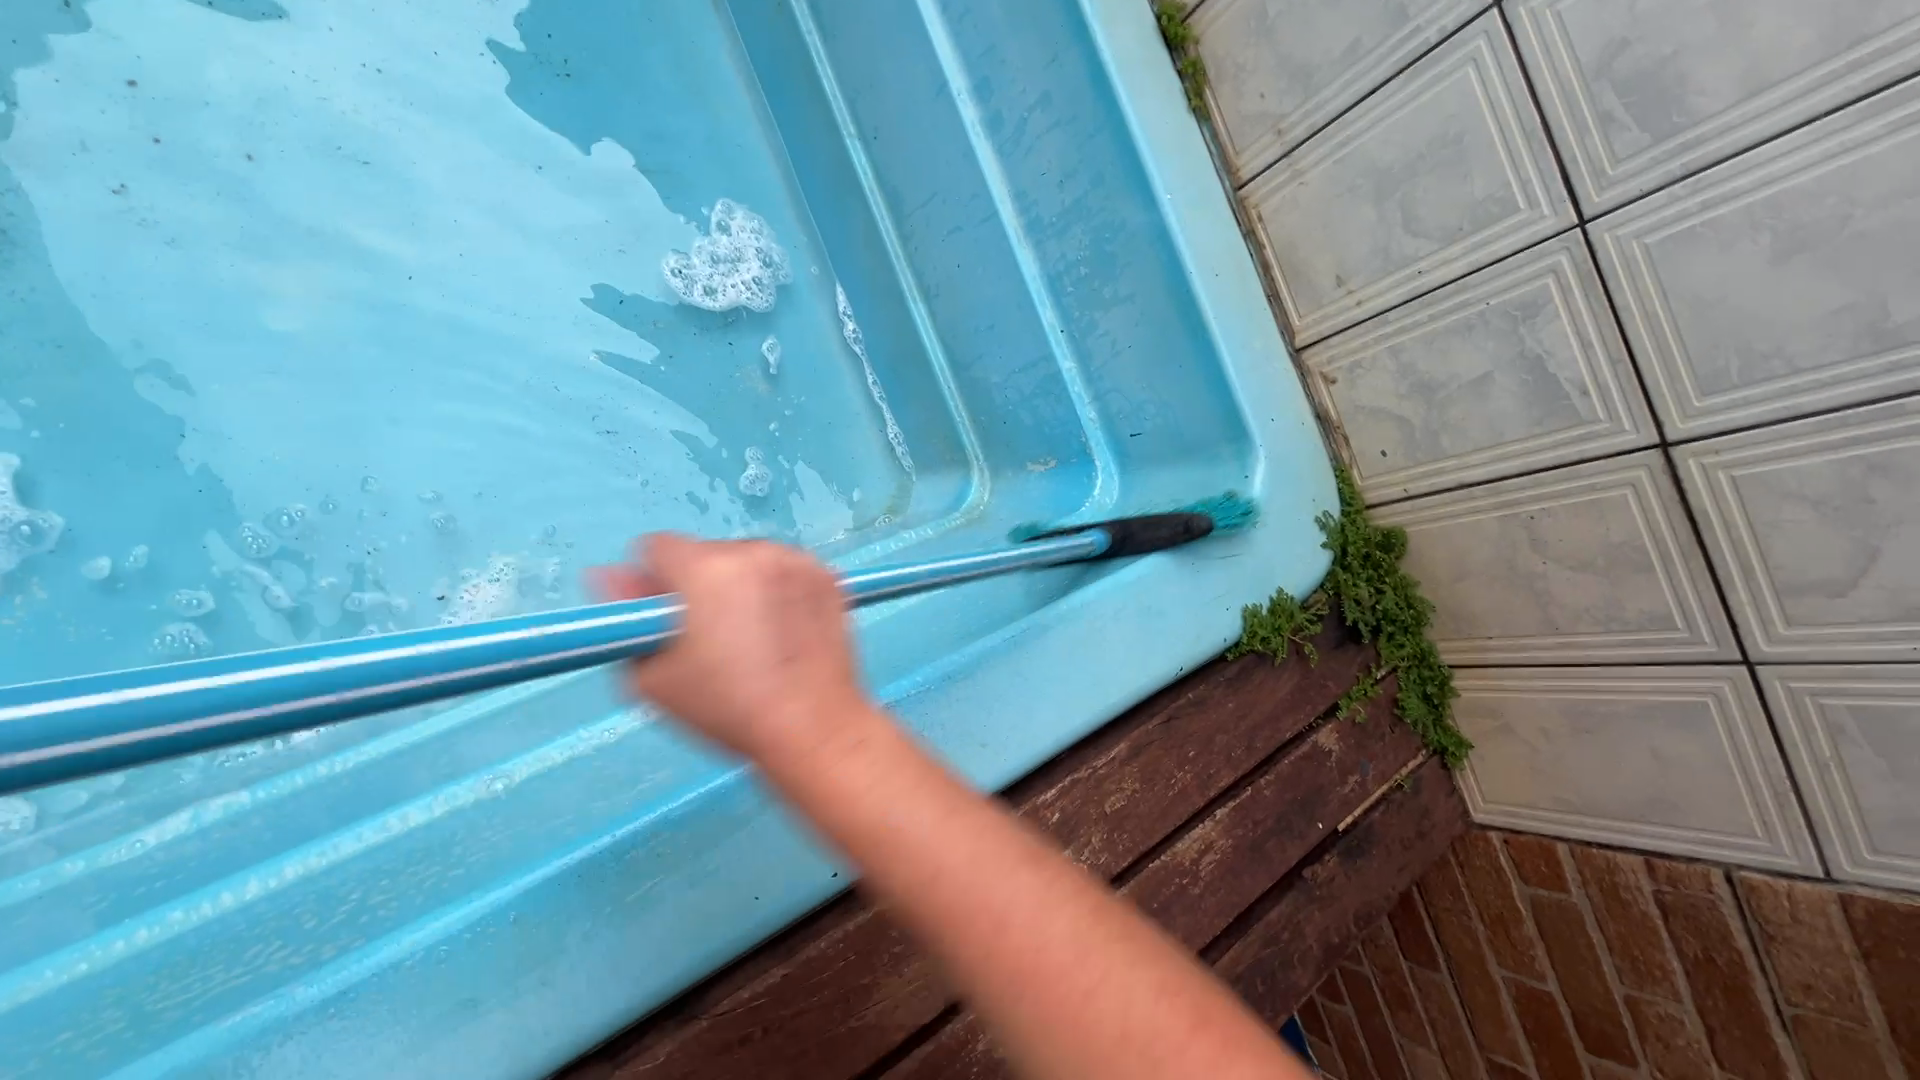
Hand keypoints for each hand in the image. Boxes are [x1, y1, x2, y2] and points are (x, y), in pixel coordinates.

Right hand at [592, 533, 877, 762]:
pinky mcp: (828, 576)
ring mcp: (797, 561)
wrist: (814, 727)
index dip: (653, 584)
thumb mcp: (652, 679)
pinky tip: (784, 634)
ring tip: (753, 640)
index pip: (656, 548)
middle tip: (712, 638)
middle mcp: (753, 550)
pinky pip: (785, 572)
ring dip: (740, 587)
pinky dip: (778, 593)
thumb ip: (623, 621)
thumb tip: (607, 576)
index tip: (666, 619)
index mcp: (705, 568)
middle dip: (699, 586)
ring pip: (748, 561)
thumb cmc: (727, 709)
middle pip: (705, 554)